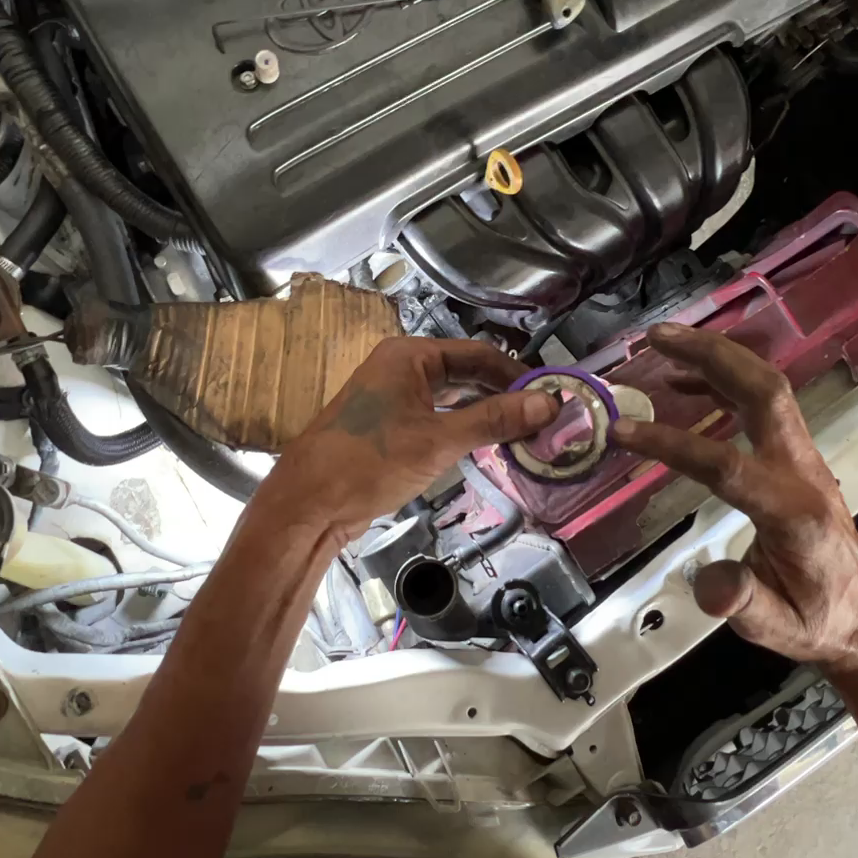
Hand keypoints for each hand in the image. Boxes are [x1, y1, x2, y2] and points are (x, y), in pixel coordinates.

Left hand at [249, 337, 558, 536]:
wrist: (308, 503)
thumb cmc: (369, 463)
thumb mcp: (439, 440)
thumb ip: (494, 420)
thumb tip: (547, 404)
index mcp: (409, 356)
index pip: (477, 354)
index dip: (516, 375)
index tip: (549, 397)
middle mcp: (399, 368)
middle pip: (465, 373)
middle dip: (502, 395)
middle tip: (541, 418)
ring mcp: (390, 397)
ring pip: (450, 397)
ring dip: (483, 413)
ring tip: (521, 433)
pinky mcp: (387, 426)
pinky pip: (434, 417)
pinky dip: (461, 427)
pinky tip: (483, 444)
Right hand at [612, 323, 857, 675]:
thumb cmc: (815, 622)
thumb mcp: (777, 627)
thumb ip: (743, 602)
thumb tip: (709, 583)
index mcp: (793, 511)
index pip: (727, 464)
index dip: (673, 444)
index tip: (622, 431)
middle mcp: (802, 469)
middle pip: (764, 392)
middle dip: (710, 355)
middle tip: (656, 337)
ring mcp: (802, 457)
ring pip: (765, 386)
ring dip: (715, 355)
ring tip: (662, 342)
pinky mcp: (794, 455)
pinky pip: (761, 402)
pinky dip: (722, 380)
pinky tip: (685, 383)